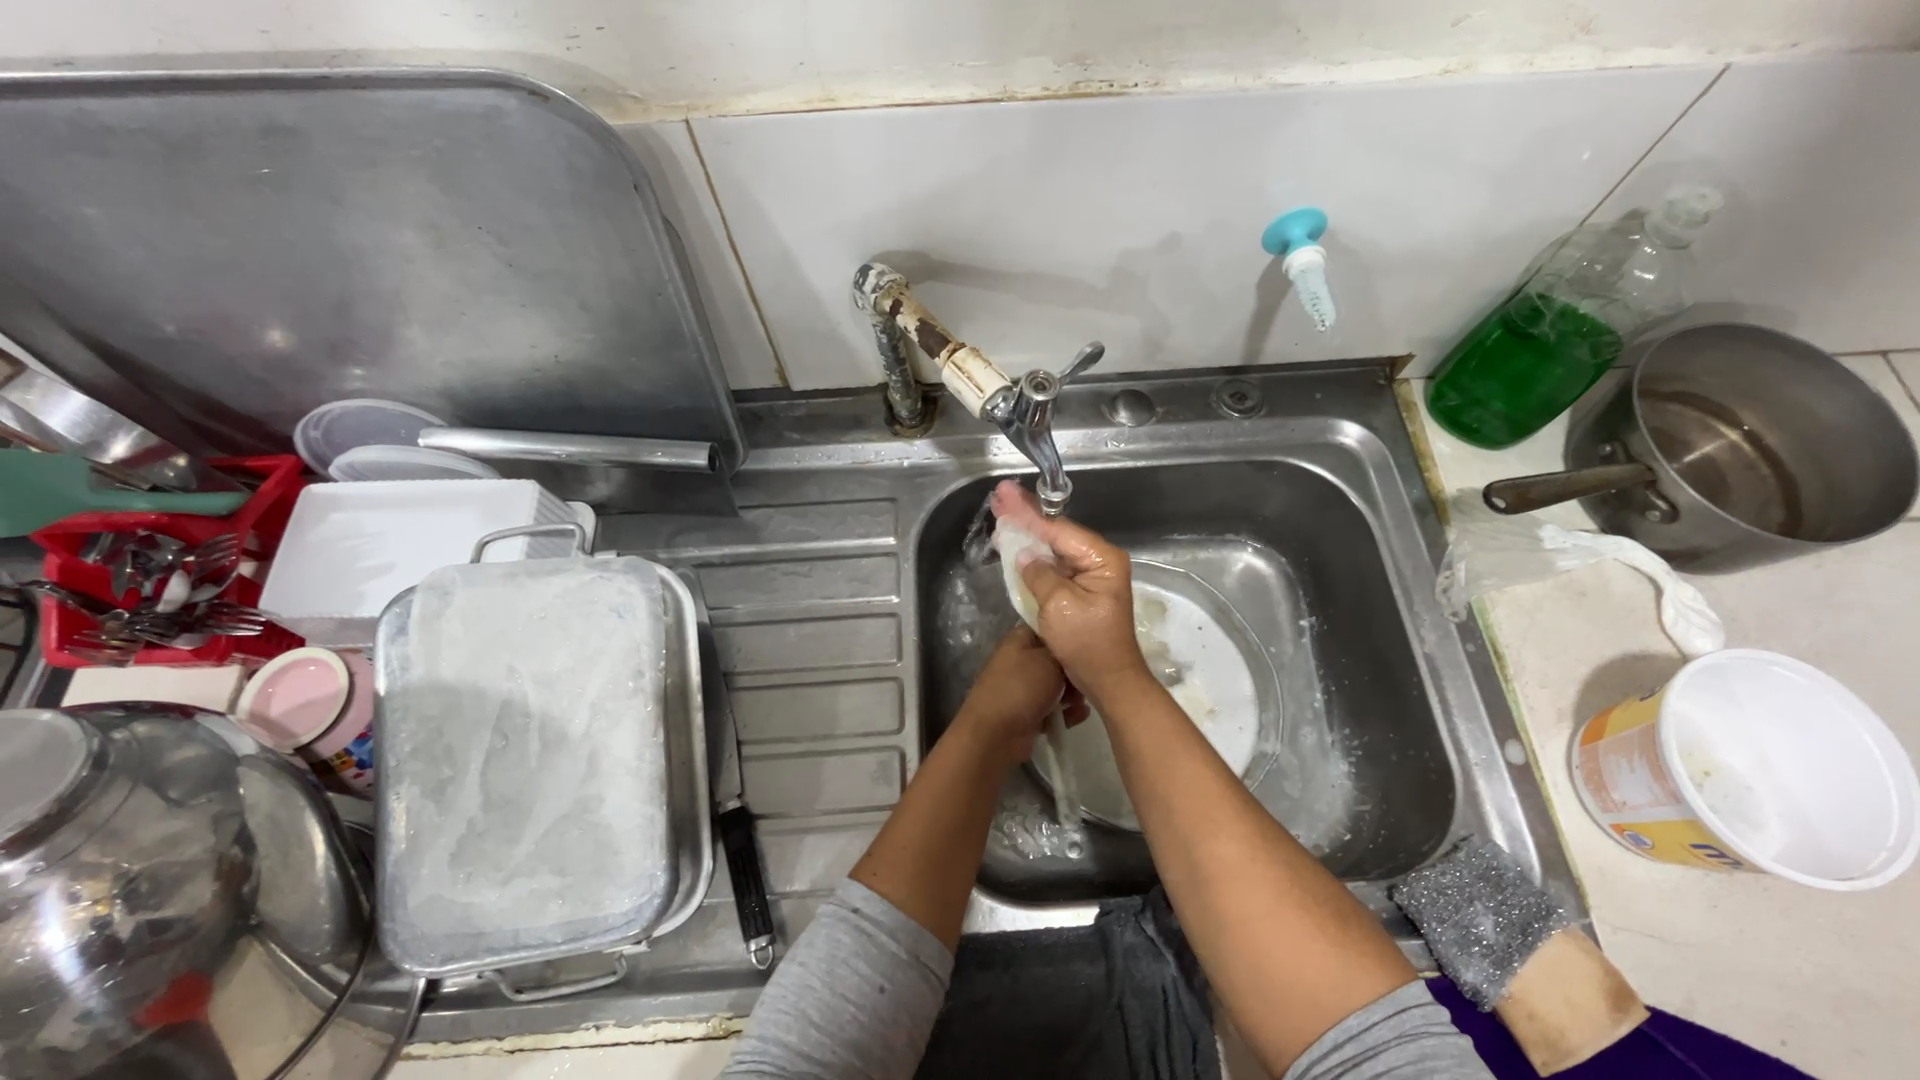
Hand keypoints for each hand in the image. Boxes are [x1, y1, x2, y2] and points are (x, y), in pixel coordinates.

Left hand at [954, 624, 1086, 764]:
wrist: (995, 735)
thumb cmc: (1022, 688)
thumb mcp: (1048, 660)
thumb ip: (1062, 652)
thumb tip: (1070, 653)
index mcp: (1017, 642)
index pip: (1046, 630)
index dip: (1066, 635)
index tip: (1086, 645)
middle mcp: (1017, 663)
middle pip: (1053, 661)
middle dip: (1072, 671)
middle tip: (1086, 679)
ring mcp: (1020, 690)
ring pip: (1054, 687)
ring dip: (1071, 695)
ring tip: (1081, 702)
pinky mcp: (1025, 715)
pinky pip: (1051, 709)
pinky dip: (1065, 713)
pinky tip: (1079, 715)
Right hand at [989, 479, 1150, 703]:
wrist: (1109, 679)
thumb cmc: (1087, 644)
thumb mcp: (1059, 606)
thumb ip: (1040, 575)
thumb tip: (1024, 555)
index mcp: (1101, 558)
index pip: (1058, 529)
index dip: (1028, 513)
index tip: (1005, 494)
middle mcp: (1099, 560)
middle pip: (1057, 532)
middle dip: (1027, 517)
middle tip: (999, 497)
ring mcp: (1092, 575)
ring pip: (1054, 547)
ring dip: (1028, 534)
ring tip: (1002, 515)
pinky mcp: (1082, 590)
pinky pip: (1055, 565)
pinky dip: (1035, 555)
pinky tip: (1016, 545)